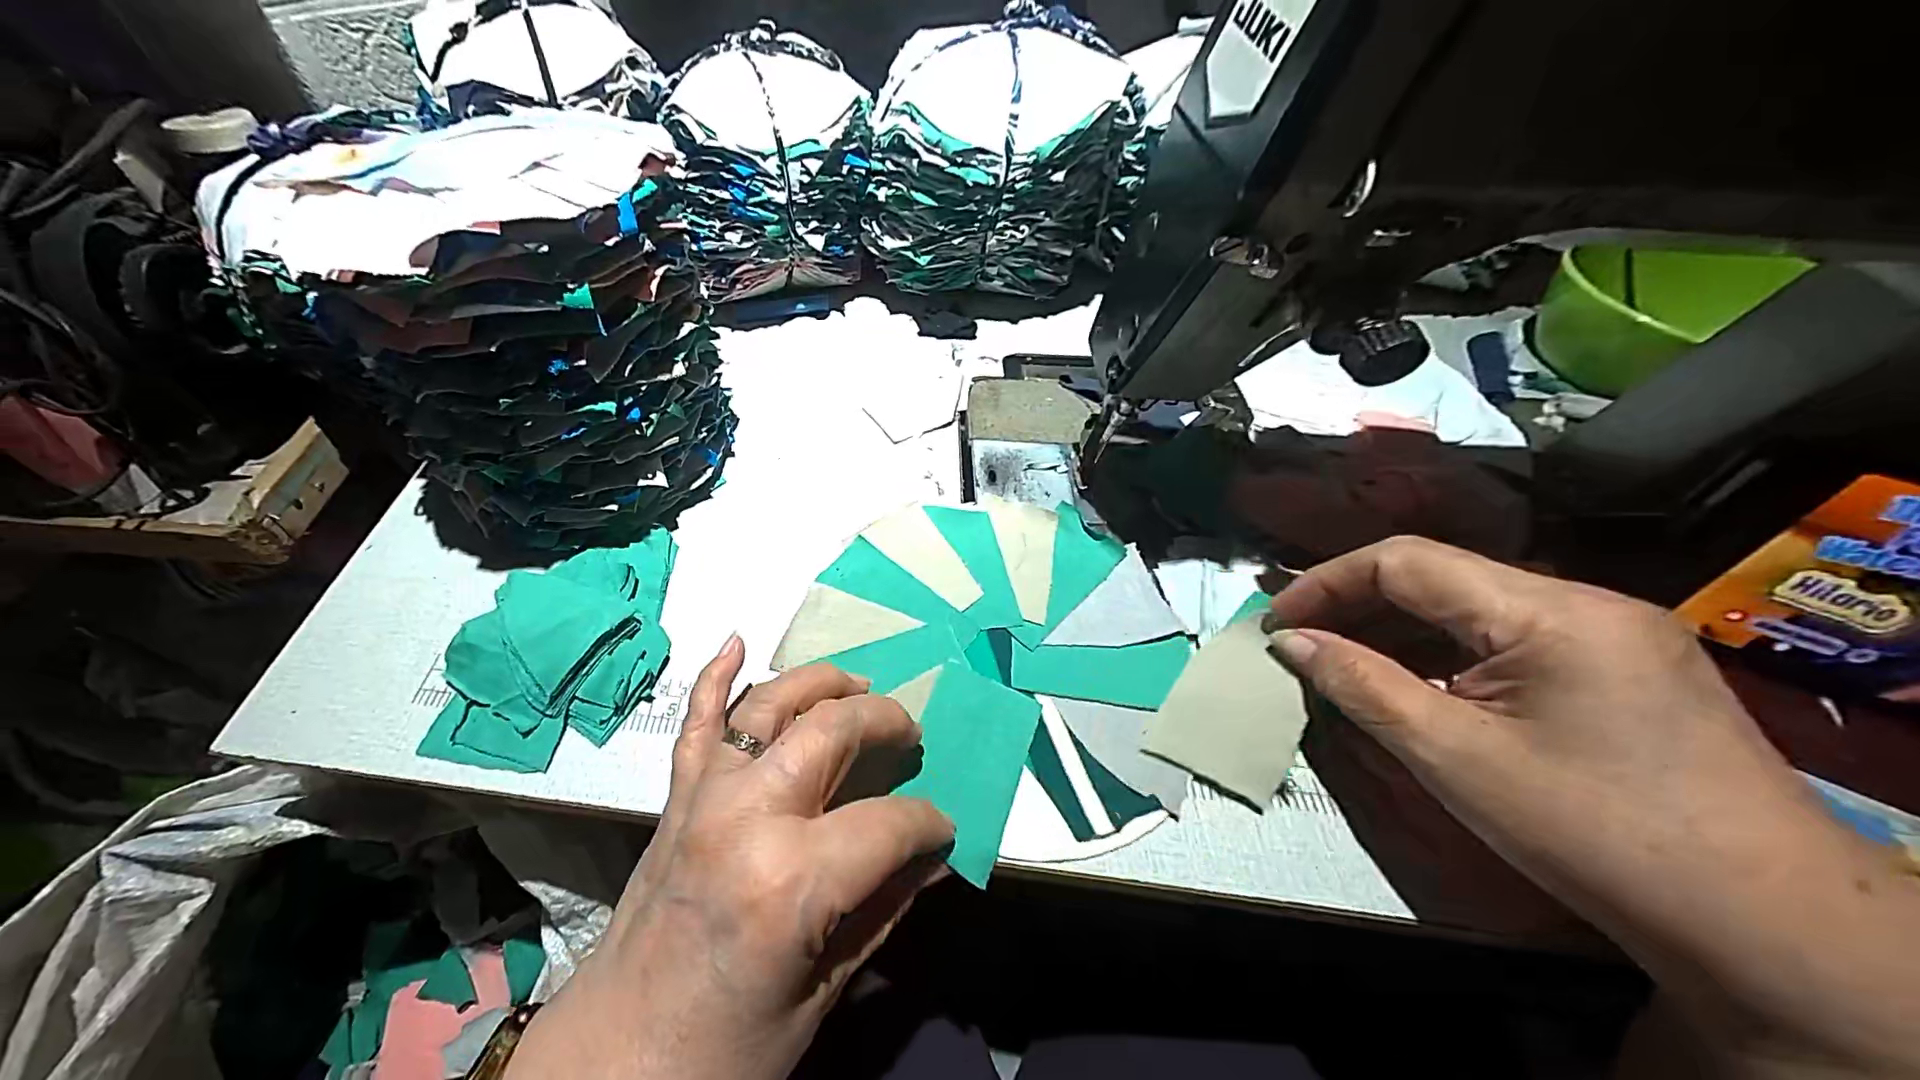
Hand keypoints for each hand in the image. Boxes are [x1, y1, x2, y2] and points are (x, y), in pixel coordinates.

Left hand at [508, 635, 953, 1079]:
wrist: (613, 1064)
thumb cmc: (726, 1046)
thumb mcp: (826, 989)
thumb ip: (887, 908)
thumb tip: (938, 858)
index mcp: (791, 880)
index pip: (889, 823)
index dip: (928, 824)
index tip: (942, 830)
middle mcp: (746, 818)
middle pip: (832, 731)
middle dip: (886, 722)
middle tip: (910, 738)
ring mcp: (704, 797)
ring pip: (769, 706)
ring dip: (820, 683)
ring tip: (858, 686)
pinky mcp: (676, 799)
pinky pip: (695, 722)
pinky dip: (715, 677)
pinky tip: (737, 643)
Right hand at [1265, 537, 1919, 1076]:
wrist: (1767, 926)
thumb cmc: (1592, 833)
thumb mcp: (1452, 757)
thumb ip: (1361, 684)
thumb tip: (1289, 641)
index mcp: (1547, 611)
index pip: (1405, 560)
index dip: (1327, 583)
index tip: (1276, 622)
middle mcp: (1582, 601)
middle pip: (1438, 575)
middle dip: (1356, 603)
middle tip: (1298, 641)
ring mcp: (1609, 631)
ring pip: (1471, 606)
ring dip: (1398, 628)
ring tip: (1341, 660)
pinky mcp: (1620, 665)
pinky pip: (1506, 637)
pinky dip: (1444, 652)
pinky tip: (1413, 682)